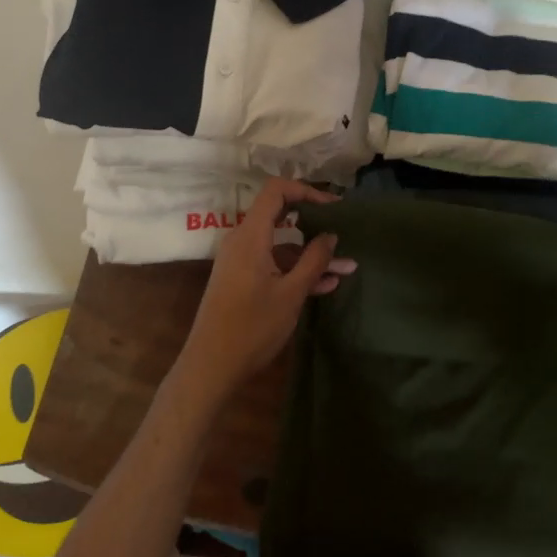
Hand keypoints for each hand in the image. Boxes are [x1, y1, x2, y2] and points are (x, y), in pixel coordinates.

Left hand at [173, 178, 355, 402]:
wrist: (210, 366)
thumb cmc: (252, 327)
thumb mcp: (291, 294)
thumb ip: (313, 261)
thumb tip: (331, 235)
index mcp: (250, 236)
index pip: (276, 191)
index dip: (306, 191)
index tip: (334, 207)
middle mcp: (242, 241)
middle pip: (280, 216)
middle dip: (314, 225)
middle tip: (344, 233)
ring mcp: (240, 261)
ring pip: (280, 246)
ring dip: (311, 256)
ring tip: (345, 269)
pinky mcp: (240, 280)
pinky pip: (272, 264)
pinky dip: (296, 270)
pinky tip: (324, 285)